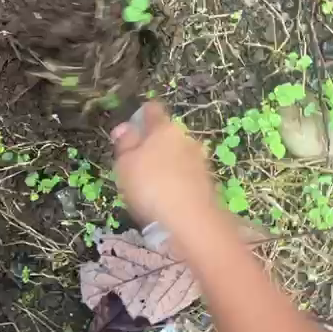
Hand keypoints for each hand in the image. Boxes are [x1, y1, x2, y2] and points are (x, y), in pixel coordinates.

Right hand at [110, 101, 231, 236]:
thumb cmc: (150, 186)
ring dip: (164, 164)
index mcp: (164, 128)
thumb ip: (124, 143)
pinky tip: (165, 199)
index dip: (139, 117)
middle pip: (165, 135)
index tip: (128, 133)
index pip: (152, 110)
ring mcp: (200, 161)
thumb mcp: (124, 164)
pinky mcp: (207, 183)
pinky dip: (175, 181)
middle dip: (151, 145)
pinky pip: (185, 175)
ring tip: (149, 187)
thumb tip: (124, 128)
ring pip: (177, 156)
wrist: (191, 222)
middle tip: (134, 165)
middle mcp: (186, 139)